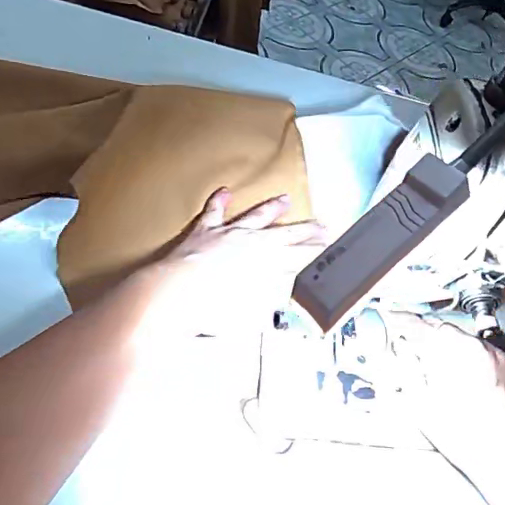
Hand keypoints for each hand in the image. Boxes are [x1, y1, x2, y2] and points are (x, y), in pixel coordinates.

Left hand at [138, 188, 325, 336]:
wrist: (176, 294)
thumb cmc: (211, 308)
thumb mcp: (249, 313)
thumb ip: (268, 306)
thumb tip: (280, 306)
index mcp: (266, 262)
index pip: (299, 256)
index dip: (316, 252)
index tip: (328, 248)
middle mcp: (251, 242)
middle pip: (286, 233)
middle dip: (306, 230)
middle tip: (322, 225)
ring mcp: (228, 233)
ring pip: (255, 216)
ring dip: (270, 208)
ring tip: (284, 199)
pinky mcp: (205, 231)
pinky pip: (214, 212)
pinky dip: (219, 202)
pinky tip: (225, 192)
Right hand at [383, 314, 504, 483]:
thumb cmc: (466, 436)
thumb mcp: (419, 402)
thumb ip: (405, 367)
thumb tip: (400, 350)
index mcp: (451, 350)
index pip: (420, 324)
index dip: (402, 323)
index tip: (394, 323)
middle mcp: (475, 346)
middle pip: (442, 330)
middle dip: (425, 340)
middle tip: (413, 356)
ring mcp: (493, 353)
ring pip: (461, 340)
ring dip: (446, 349)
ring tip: (440, 377)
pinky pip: (478, 351)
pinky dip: (467, 359)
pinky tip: (461, 382)